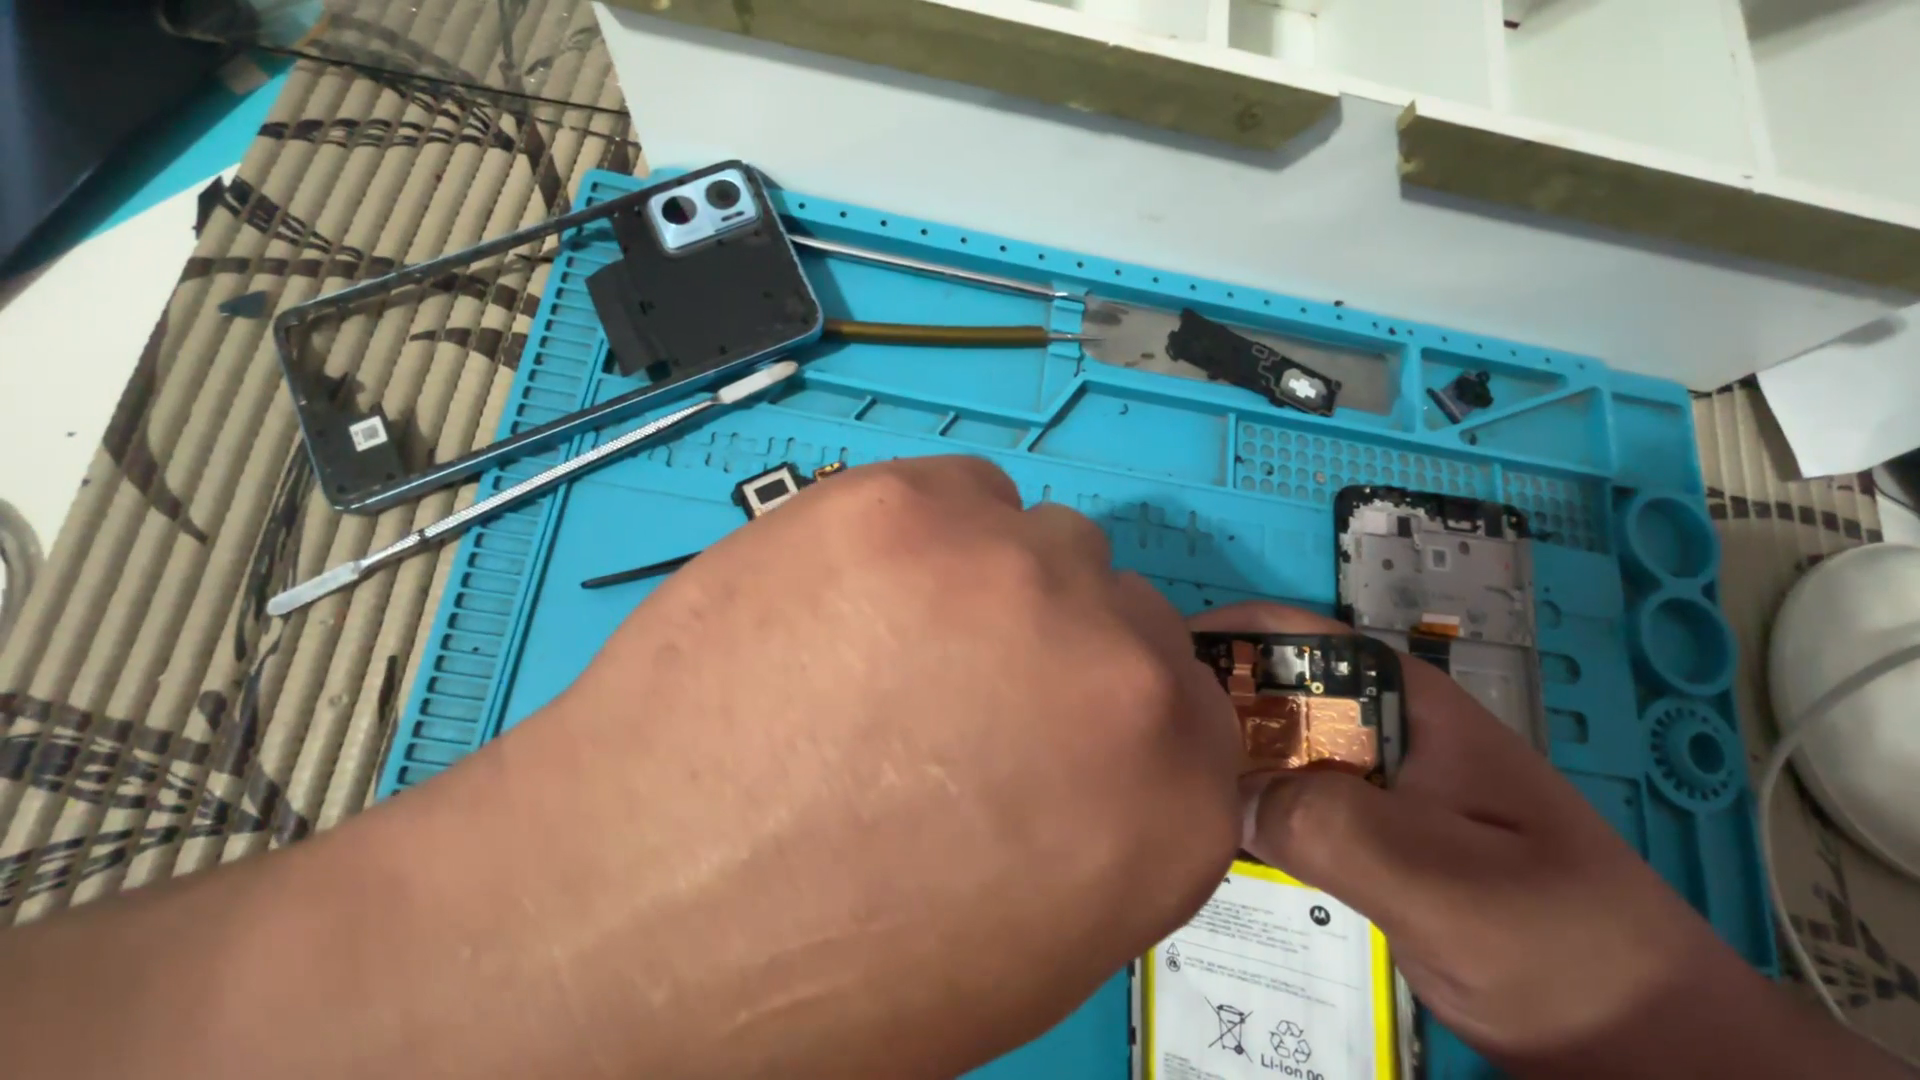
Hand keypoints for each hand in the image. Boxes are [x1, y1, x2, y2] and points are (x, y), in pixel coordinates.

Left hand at [468, 457, 1245, 1077]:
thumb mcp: (1029, 945)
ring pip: (1037, 540)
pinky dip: (913, 537)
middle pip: (1123, 610)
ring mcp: (1009, 574)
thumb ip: (1108, 827)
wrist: (636, 921)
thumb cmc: (832, 972)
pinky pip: (951, 492)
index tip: (1063, 720)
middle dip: (1054, 654)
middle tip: (960, 692)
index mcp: (1171, 805)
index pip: (1199, 714)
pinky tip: (845, 602)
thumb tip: (1100, 747)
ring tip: (886, 649)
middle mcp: (1119, 675)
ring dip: (983, 588)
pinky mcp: (896, 508)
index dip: (1118, 718)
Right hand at [1192, 603, 1904, 1077]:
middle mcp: (1376, 731)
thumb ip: (1339, 829)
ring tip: (1145, 793)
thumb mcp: (1450, 886)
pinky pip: (1278, 808)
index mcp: (1404, 703)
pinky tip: (1197, 844)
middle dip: (1198, 708)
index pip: (1292, 636)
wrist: (1636, 1039)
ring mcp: (1367, 788)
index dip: (1215, 637)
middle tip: (1128, 750)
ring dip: (1213, 767)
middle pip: (1266, 692)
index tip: (1141, 671)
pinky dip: (1237, 816)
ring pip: (1266, 752)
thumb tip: (1224, 791)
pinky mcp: (1361, 840)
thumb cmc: (1559, 943)